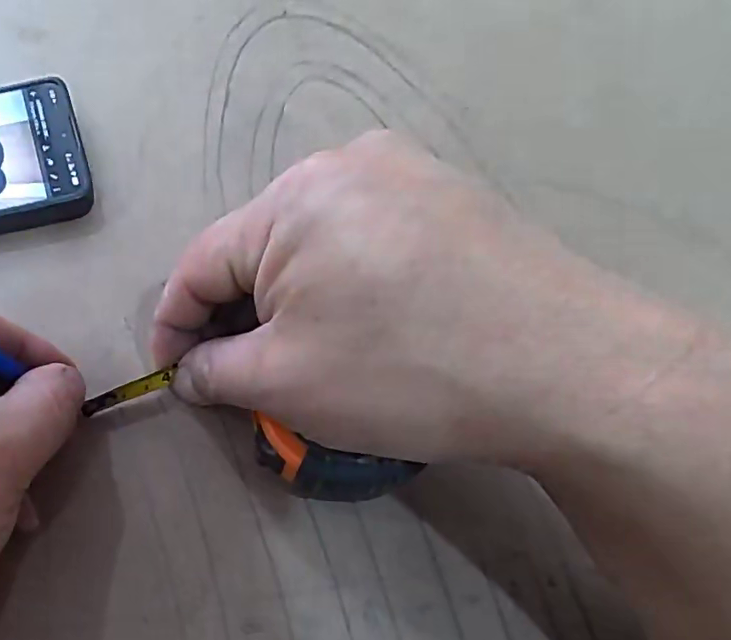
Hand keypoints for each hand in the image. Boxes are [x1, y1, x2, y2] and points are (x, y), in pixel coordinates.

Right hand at [151, 129, 692, 468]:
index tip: (168, 377)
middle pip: (252, 254)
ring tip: (288, 363)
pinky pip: (357, 246)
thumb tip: (186, 371)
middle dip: (229, 321)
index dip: (170, 327)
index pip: (196, 266)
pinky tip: (348, 333)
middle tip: (230, 380)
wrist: (561, 369)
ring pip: (305, 250)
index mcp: (290, 201)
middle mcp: (344, 167)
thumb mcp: (279, 382)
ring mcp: (404, 175)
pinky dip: (331, 293)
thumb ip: (211, 372)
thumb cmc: (398, 374)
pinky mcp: (446, 200)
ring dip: (280, 309)